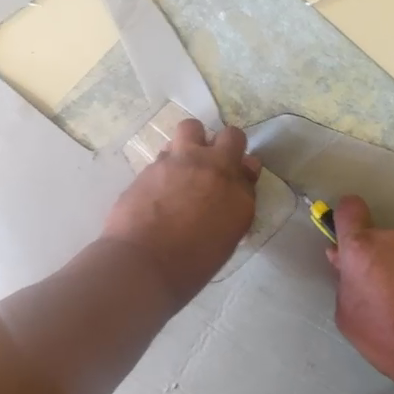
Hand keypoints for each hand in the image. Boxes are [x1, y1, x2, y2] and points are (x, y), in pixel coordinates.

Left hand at [101, 119, 259, 301]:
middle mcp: (215, 169)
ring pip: (191, 129)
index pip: (251, 165)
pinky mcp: (152, 164)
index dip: (241, 171)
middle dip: (224, 145)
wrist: (142, 263)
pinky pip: (164, 152)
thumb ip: (234, 206)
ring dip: (191, 142)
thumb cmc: (189, 265)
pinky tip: (157, 187)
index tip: (232, 181)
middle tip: (211, 165)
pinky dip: (165, 164)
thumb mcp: (226, 239)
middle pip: (231, 136)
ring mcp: (181, 161)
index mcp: (239, 193)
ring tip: (181, 168)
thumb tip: (233, 187)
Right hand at [326, 196, 393, 393]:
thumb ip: (344, 282)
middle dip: (380, 260)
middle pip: (381, 240)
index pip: (349, 209)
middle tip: (387, 294)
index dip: (348, 220)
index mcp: (362, 249)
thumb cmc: (389, 339)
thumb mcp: (349, 317)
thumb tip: (344, 262)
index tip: (350, 238)